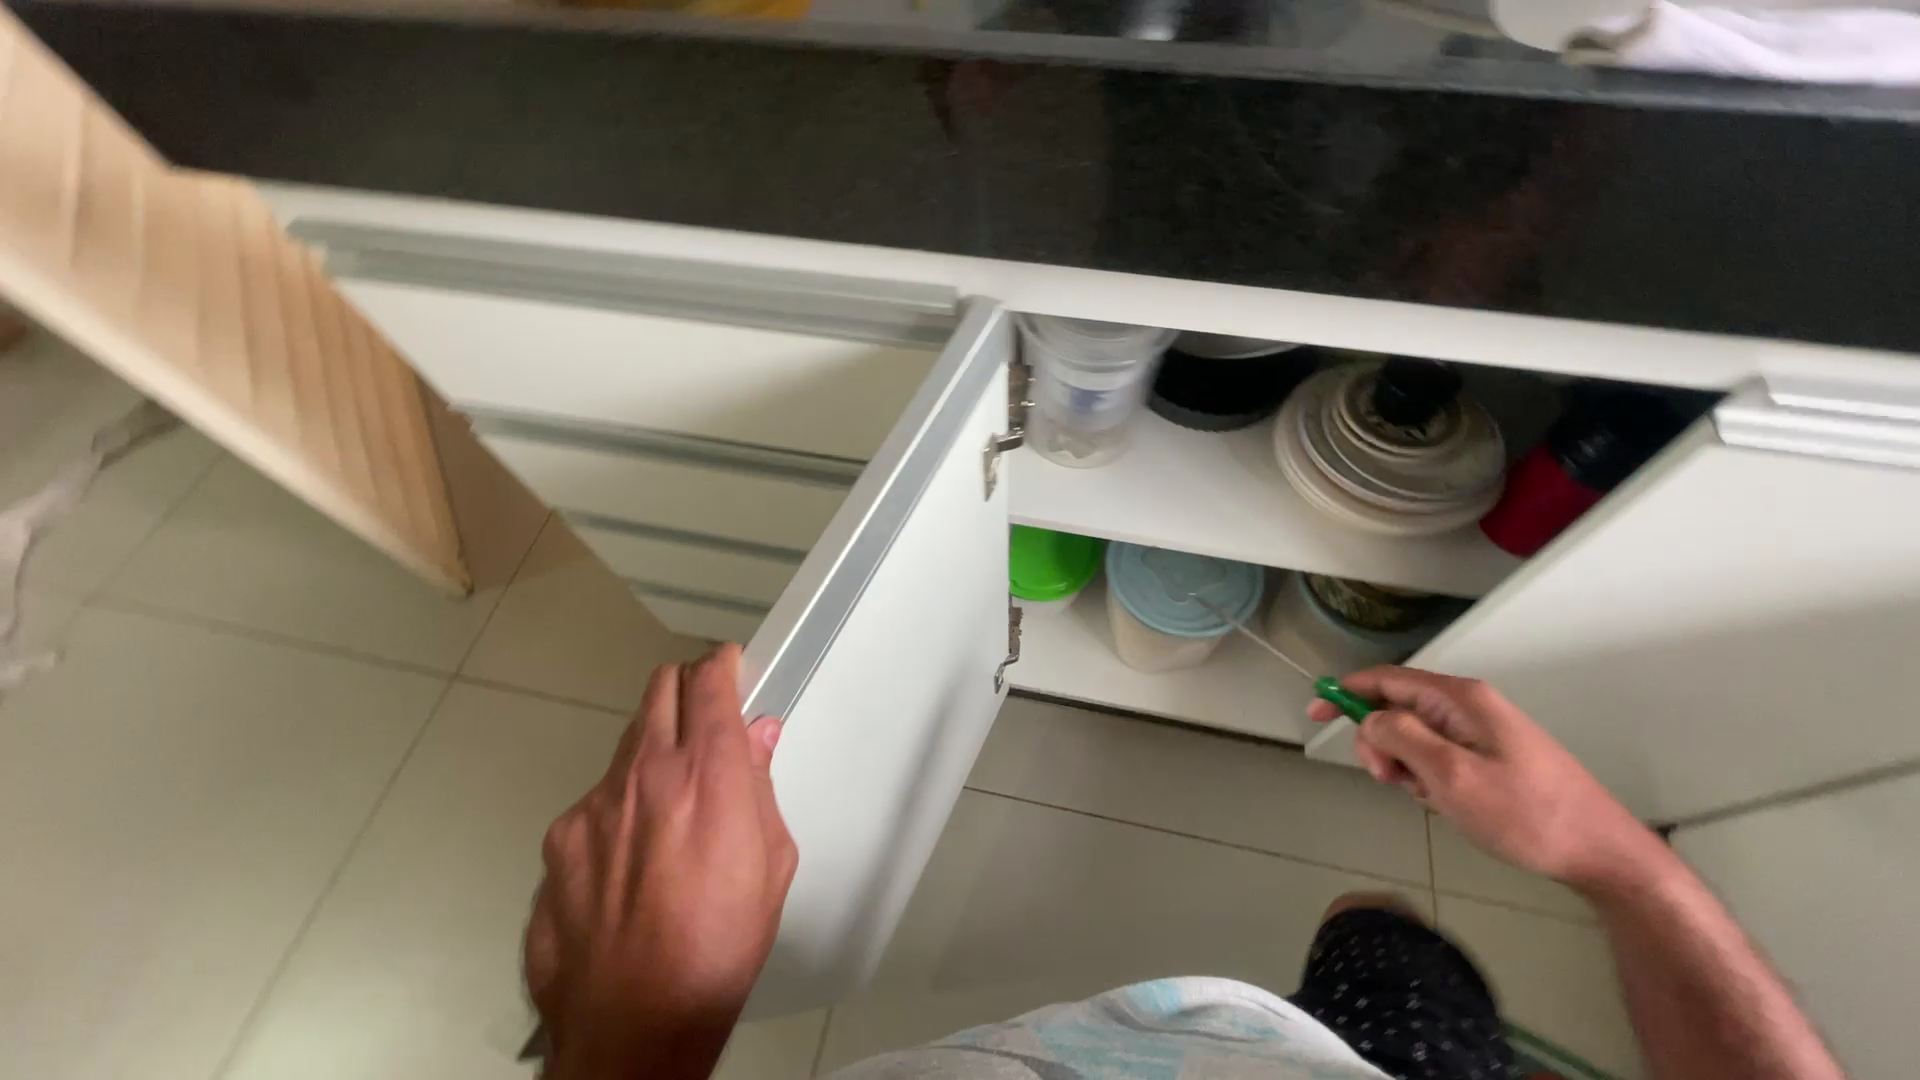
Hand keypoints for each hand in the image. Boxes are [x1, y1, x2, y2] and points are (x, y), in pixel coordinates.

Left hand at [526, 644, 796, 1076]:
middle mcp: (645, 772)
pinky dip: (618, 808)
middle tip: (703, 716)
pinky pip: (595, 803)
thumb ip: (759, 785)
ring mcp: (592, 805)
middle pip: (659, 689)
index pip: (709, 682)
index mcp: (707, 772)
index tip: (729, 665)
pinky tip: (628, 860)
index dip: (722, 664)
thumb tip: (758, 736)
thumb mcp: (772, 861)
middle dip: (685, 689)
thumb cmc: (725, 941)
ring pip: (626, 745)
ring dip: (652, 750)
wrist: (637, 1024)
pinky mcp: (557, 842)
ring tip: (669, 805)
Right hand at [1307, 666, 1659, 892]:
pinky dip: (1428, 777)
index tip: (1316, 714)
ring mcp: (1482, 732)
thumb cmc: (1526, 815)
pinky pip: (1438, 756)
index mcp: (1461, 699)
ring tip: (1428, 798)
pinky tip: (1446, 803)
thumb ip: (1400, 737)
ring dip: (1405, 765)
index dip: (1346, 692)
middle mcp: (1470, 707)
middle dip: (1379, 741)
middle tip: (1387, 779)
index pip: (1386, 679)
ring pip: (1414, 736)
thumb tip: (1369, 719)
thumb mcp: (1451, 776)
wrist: (1603, 855)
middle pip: (1397, 708)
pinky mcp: (1491, 758)